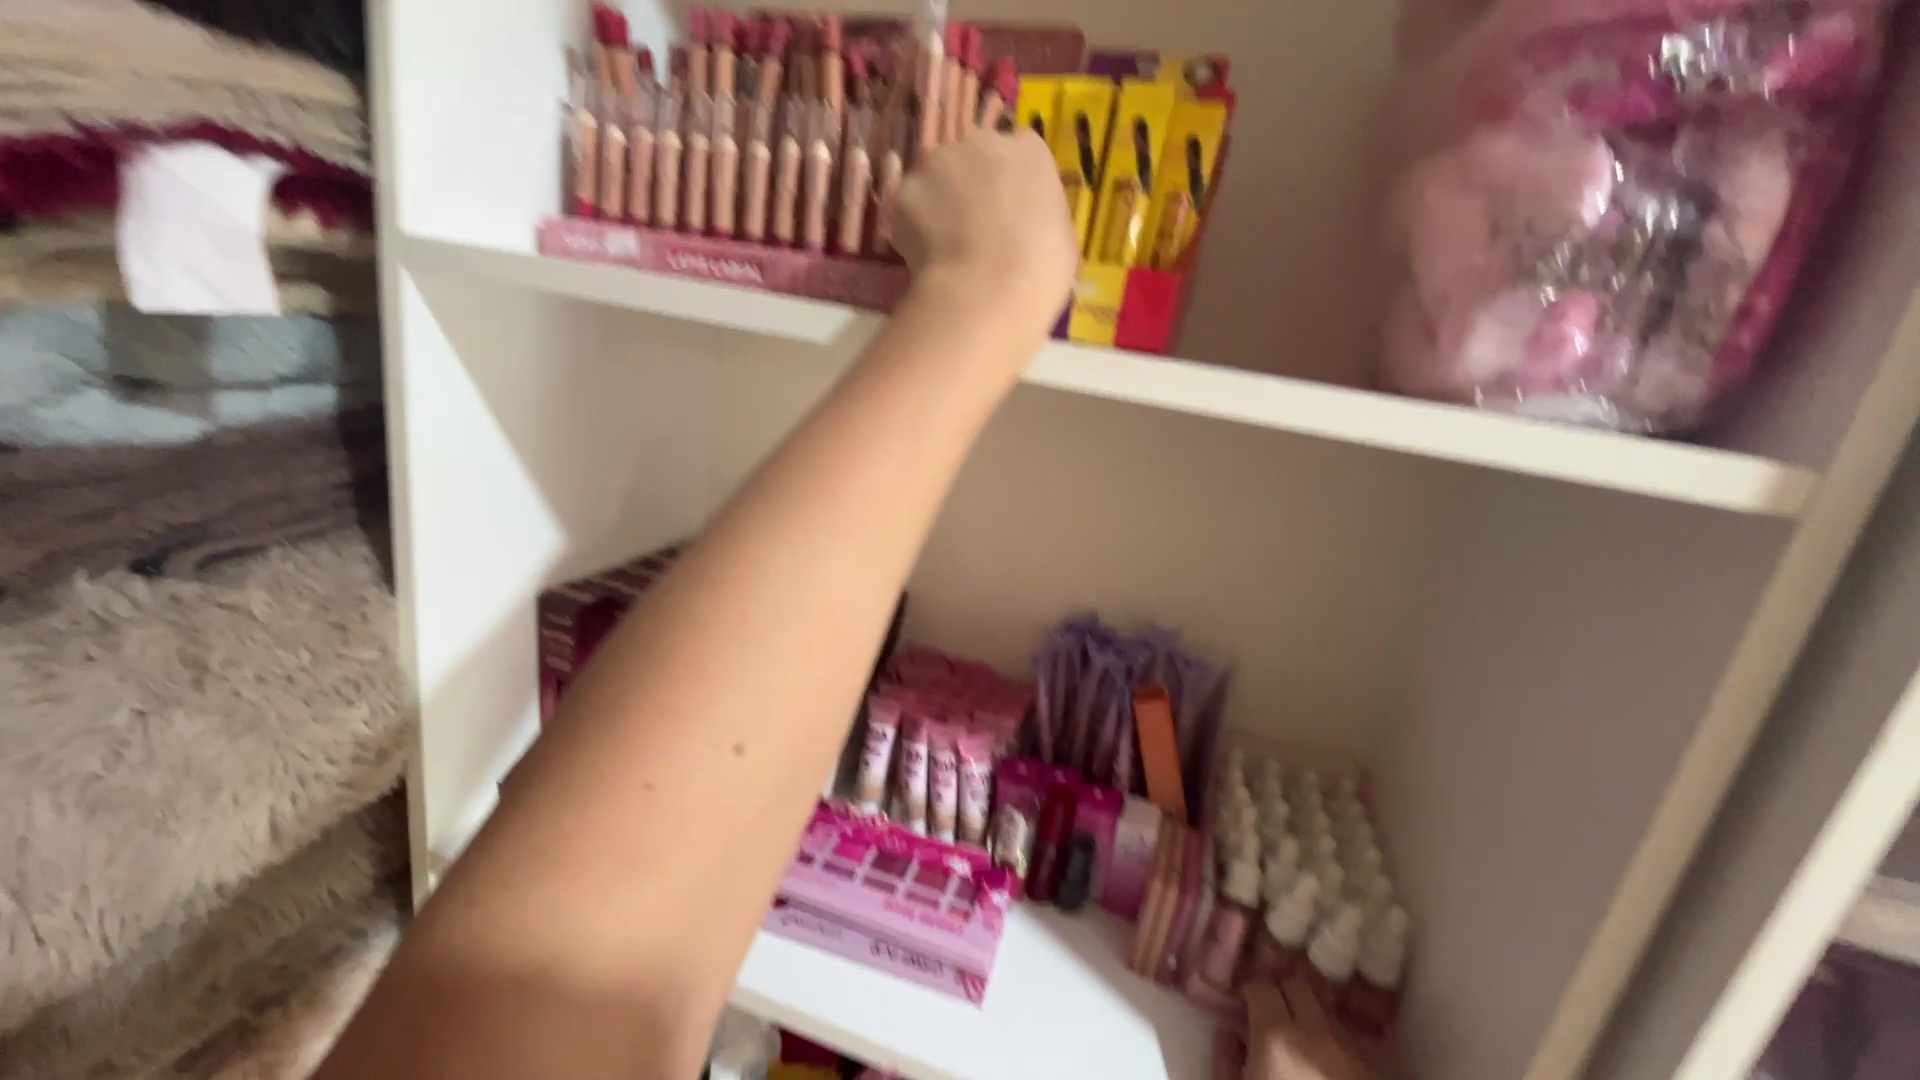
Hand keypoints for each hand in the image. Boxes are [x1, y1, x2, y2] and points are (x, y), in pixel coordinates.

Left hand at [891, 127, 1078, 342]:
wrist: (987, 292)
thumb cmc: (1040, 269)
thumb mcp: (1062, 234)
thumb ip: (1042, 209)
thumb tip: (1028, 216)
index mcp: (1029, 150)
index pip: (1019, 148)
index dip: (1012, 178)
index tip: (1010, 207)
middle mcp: (981, 141)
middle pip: (975, 154)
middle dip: (974, 182)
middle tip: (976, 225)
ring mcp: (939, 163)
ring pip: (938, 175)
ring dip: (942, 200)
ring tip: (948, 242)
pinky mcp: (906, 190)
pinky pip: (911, 204)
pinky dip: (916, 224)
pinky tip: (928, 254)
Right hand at [1217, 978, 1375, 1079]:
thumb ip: (1225, 1061)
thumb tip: (1229, 1032)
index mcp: (1275, 1037)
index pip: (1260, 986)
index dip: (1249, 992)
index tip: (1242, 1005)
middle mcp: (1316, 1034)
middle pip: (1299, 985)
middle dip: (1281, 994)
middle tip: (1269, 1015)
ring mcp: (1351, 1053)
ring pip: (1326, 1013)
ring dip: (1310, 1019)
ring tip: (1299, 1045)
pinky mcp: (1375, 1074)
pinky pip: (1348, 1043)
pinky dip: (1332, 1045)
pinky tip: (1323, 1069)